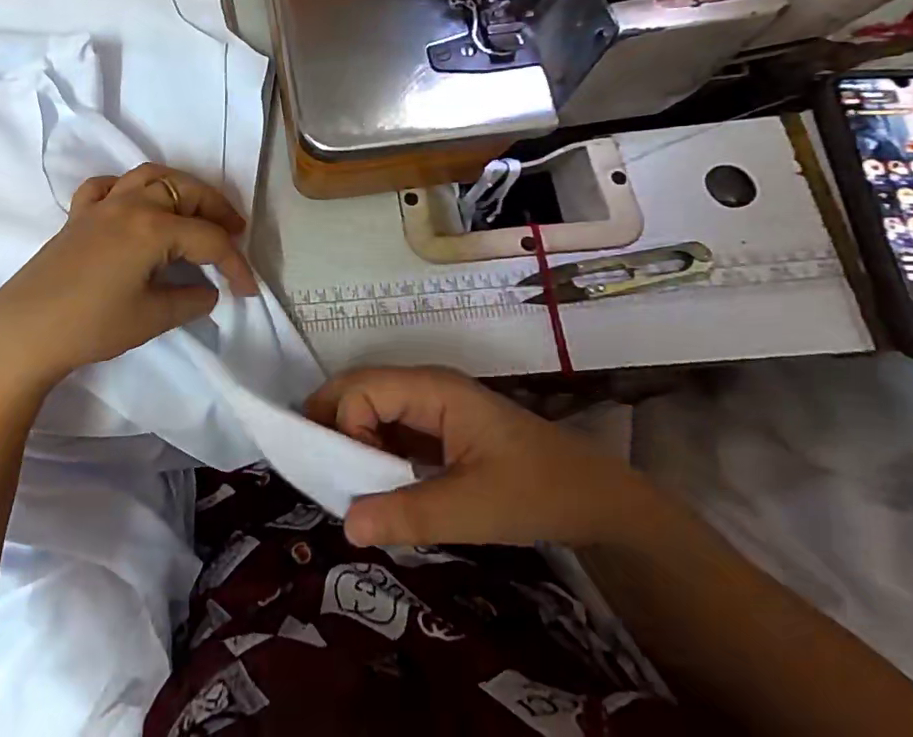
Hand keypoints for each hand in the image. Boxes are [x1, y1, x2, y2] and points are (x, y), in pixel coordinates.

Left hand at [0, 163, 260, 397]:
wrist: (24, 332)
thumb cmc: (91, 326)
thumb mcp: (151, 317)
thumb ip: (189, 300)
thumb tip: (209, 291)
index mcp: (152, 227)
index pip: (208, 239)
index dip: (235, 264)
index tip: (249, 291)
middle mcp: (129, 204)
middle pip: (184, 190)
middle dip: (216, 208)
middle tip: (235, 232)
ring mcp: (99, 206)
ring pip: (149, 177)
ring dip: (180, 189)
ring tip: (196, 210)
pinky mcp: (77, 217)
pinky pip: (107, 187)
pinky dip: (128, 189)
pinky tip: (134, 206)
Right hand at [305, 366, 666, 548]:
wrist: (598, 500)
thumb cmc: (538, 492)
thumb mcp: (473, 510)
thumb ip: (408, 515)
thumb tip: (346, 525)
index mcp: (432, 390)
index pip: (361, 392)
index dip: (346, 429)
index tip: (357, 477)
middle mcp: (425, 387)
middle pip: (357, 388)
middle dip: (330, 421)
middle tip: (314, 467)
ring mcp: (431, 406)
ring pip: (369, 406)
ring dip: (348, 437)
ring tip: (337, 478)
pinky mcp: (437, 428)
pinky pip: (388, 427)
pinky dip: (369, 449)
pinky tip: (368, 481)